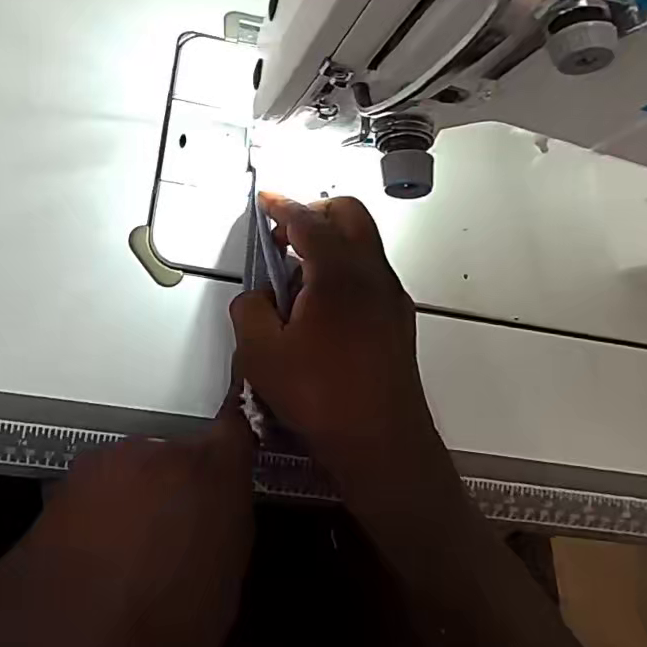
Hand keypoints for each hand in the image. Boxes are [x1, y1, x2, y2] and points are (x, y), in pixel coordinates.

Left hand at [0, 401, 254, 646]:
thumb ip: (227, 523)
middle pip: (182, 454)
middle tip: (176, 529)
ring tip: (133, 542)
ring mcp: (115, 454)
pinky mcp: (77, 468)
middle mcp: (162, 449)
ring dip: (142, 491)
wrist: (73, 627)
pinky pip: (105, 480)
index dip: (236, 431)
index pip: (235, 425)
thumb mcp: (222, 583)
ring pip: (140, 467)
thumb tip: (219, 508)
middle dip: (182, 482)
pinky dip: (107, 501)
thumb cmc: (163, 618)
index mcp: (210, 471)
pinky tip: (100, 541)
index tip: (236, 438)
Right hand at [230, 193, 431, 482]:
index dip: (281, 205)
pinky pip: (367, 270)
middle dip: (312, 212)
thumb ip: (249, 309)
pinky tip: (315, 303)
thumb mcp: (261, 353)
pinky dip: (340, 265)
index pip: (308, 220)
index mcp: (339, 275)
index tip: (265, 199)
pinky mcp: (396, 319)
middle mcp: (373, 276)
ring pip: (362, 241)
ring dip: (327, 240)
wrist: (383, 447)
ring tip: (292, 273)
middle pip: (349, 215)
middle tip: (281, 233)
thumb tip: (258, 297)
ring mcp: (390, 297)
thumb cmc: (323, 398)